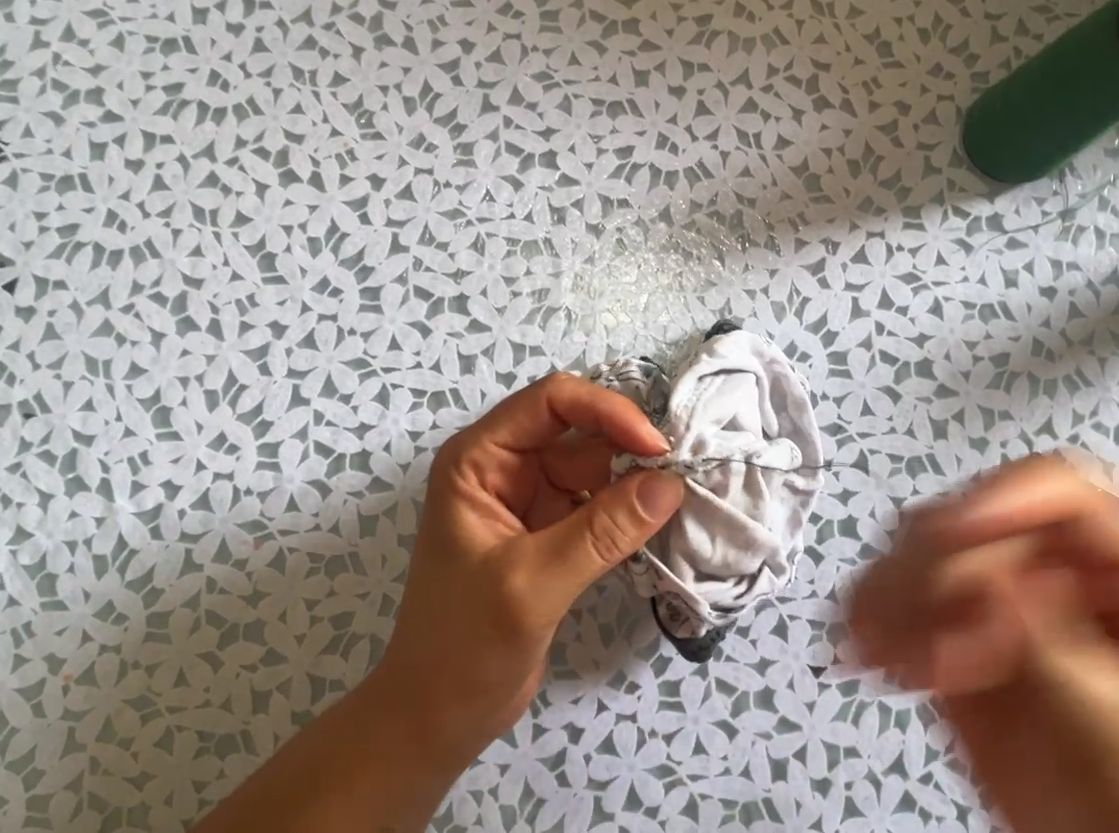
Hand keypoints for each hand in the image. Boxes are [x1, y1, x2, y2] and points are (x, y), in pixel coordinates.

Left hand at [372, 371, 687, 760]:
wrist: (437, 716)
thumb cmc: (463, 646)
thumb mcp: (532, 583)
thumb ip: (602, 532)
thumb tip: (670, 484)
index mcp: (478, 459)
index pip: (551, 402)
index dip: (606, 411)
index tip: (656, 448)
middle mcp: (502, 467)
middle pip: (577, 429)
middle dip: (627, 443)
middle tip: (681, 472)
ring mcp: (527, 499)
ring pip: (594, 465)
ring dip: (634, 477)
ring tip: (681, 496)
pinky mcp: (549, 532)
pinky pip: (598, 502)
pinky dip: (628, 509)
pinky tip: (658, 521)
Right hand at [849, 456, 1118, 832]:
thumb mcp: (1116, 718)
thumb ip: (1056, 641)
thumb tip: (999, 576)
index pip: (1061, 491)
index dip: (1005, 499)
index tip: (952, 537)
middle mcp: (1051, 559)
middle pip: (972, 515)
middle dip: (938, 574)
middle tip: (939, 658)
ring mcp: (993, 583)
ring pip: (920, 543)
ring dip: (894, 593)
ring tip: (891, 661)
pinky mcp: (945, 616)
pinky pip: (893, 586)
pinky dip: (871, 611)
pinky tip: (871, 653)